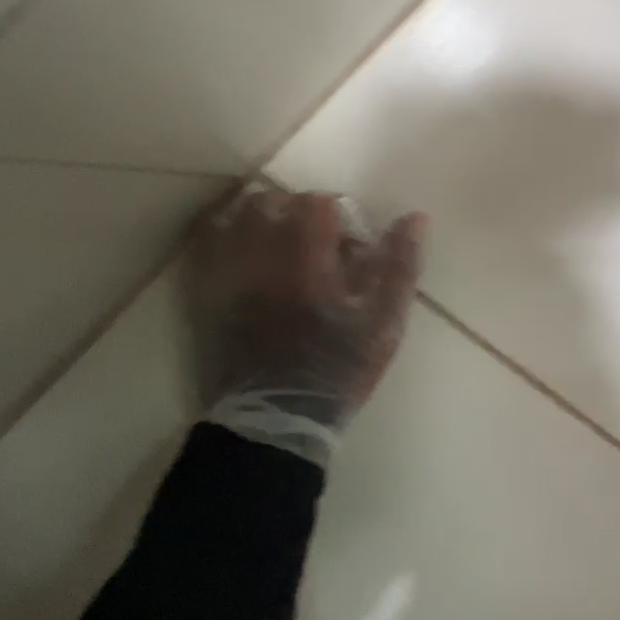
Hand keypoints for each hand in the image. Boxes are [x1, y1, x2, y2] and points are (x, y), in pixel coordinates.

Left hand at [186, 189, 426, 459]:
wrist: (276, 417)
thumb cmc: (338, 367)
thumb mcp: (384, 320)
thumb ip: (400, 265)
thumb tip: (416, 218)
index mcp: (305, 261)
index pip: (316, 204)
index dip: (340, 214)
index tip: (354, 242)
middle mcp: (259, 258)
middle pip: (270, 202)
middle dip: (298, 211)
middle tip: (320, 240)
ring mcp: (225, 275)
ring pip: (233, 217)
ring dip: (262, 218)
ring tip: (283, 243)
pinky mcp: (203, 294)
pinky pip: (205, 245)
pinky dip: (226, 235)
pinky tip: (247, 252)